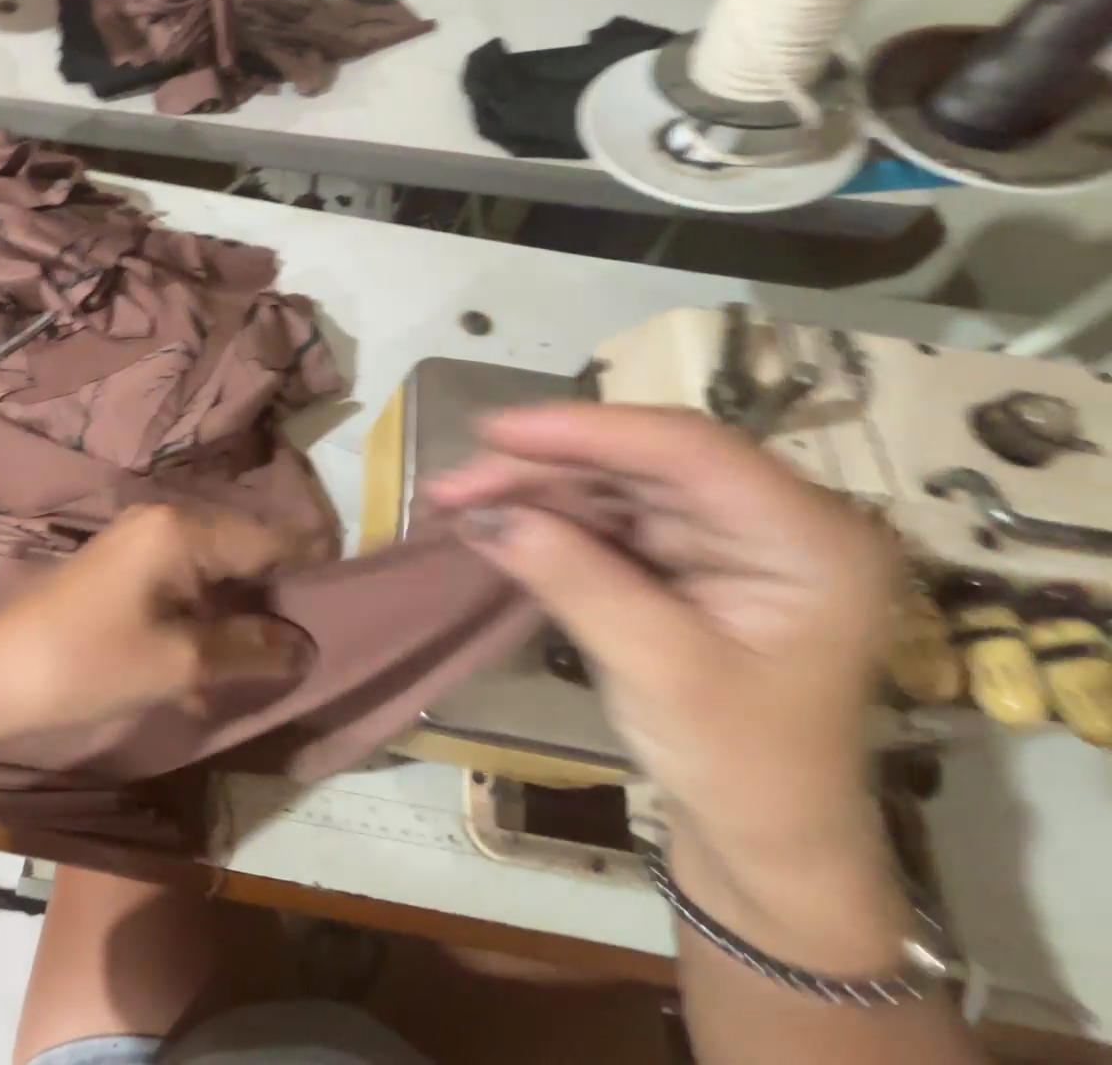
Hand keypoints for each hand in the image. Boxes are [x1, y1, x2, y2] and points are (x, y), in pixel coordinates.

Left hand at [0, 505, 290, 750]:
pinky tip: (204, 668)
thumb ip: (250, 650)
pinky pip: (183, 588)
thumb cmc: (88, 664)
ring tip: (253, 668)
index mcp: (183, 529)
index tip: (334, 621)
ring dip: (235, 620)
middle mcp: (165, 522)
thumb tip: (304, 648)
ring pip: (215, 575)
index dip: (308, 578)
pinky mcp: (123, 571)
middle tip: (294, 654)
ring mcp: (140, 544)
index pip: (272, 540)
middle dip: (271, 603)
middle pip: (245, 553)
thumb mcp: (178, 663)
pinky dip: (201, 623)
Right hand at [426, 405, 908, 964]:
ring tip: (455, 498)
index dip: (588, 431)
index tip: (496, 431)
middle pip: (644, 463)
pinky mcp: (683, 562)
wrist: (760, 831)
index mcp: (808, 538)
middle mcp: (770, 520)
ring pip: (616, 487)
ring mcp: (724, 539)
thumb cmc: (738, 761)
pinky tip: (495, 520)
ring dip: (534, 490)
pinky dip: (547, 521)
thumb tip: (484, 517)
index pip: (691, 453)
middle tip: (454, 482)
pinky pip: (608, 523)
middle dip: (543, 466)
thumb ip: (576, 581)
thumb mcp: (657, 670)